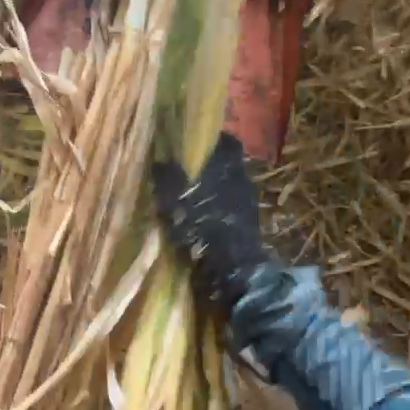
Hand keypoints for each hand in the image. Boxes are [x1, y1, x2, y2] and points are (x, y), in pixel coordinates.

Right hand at [151, 133, 279, 322]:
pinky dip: (217, 209)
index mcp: (229, 166)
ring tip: (191, 195)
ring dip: (213, 189)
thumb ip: (167, 177)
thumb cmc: (203, 229)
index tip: (192, 142)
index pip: (226, 141)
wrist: (234, 270)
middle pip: (228, 164)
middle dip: (210, 165)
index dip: (211, 140)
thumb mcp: (175, 201)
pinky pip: (231, 208)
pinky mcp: (248, 226)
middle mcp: (243, 180)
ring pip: (229, 186)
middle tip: (187, 169)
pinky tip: (202, 218)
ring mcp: (248, 204)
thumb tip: (160, 158)